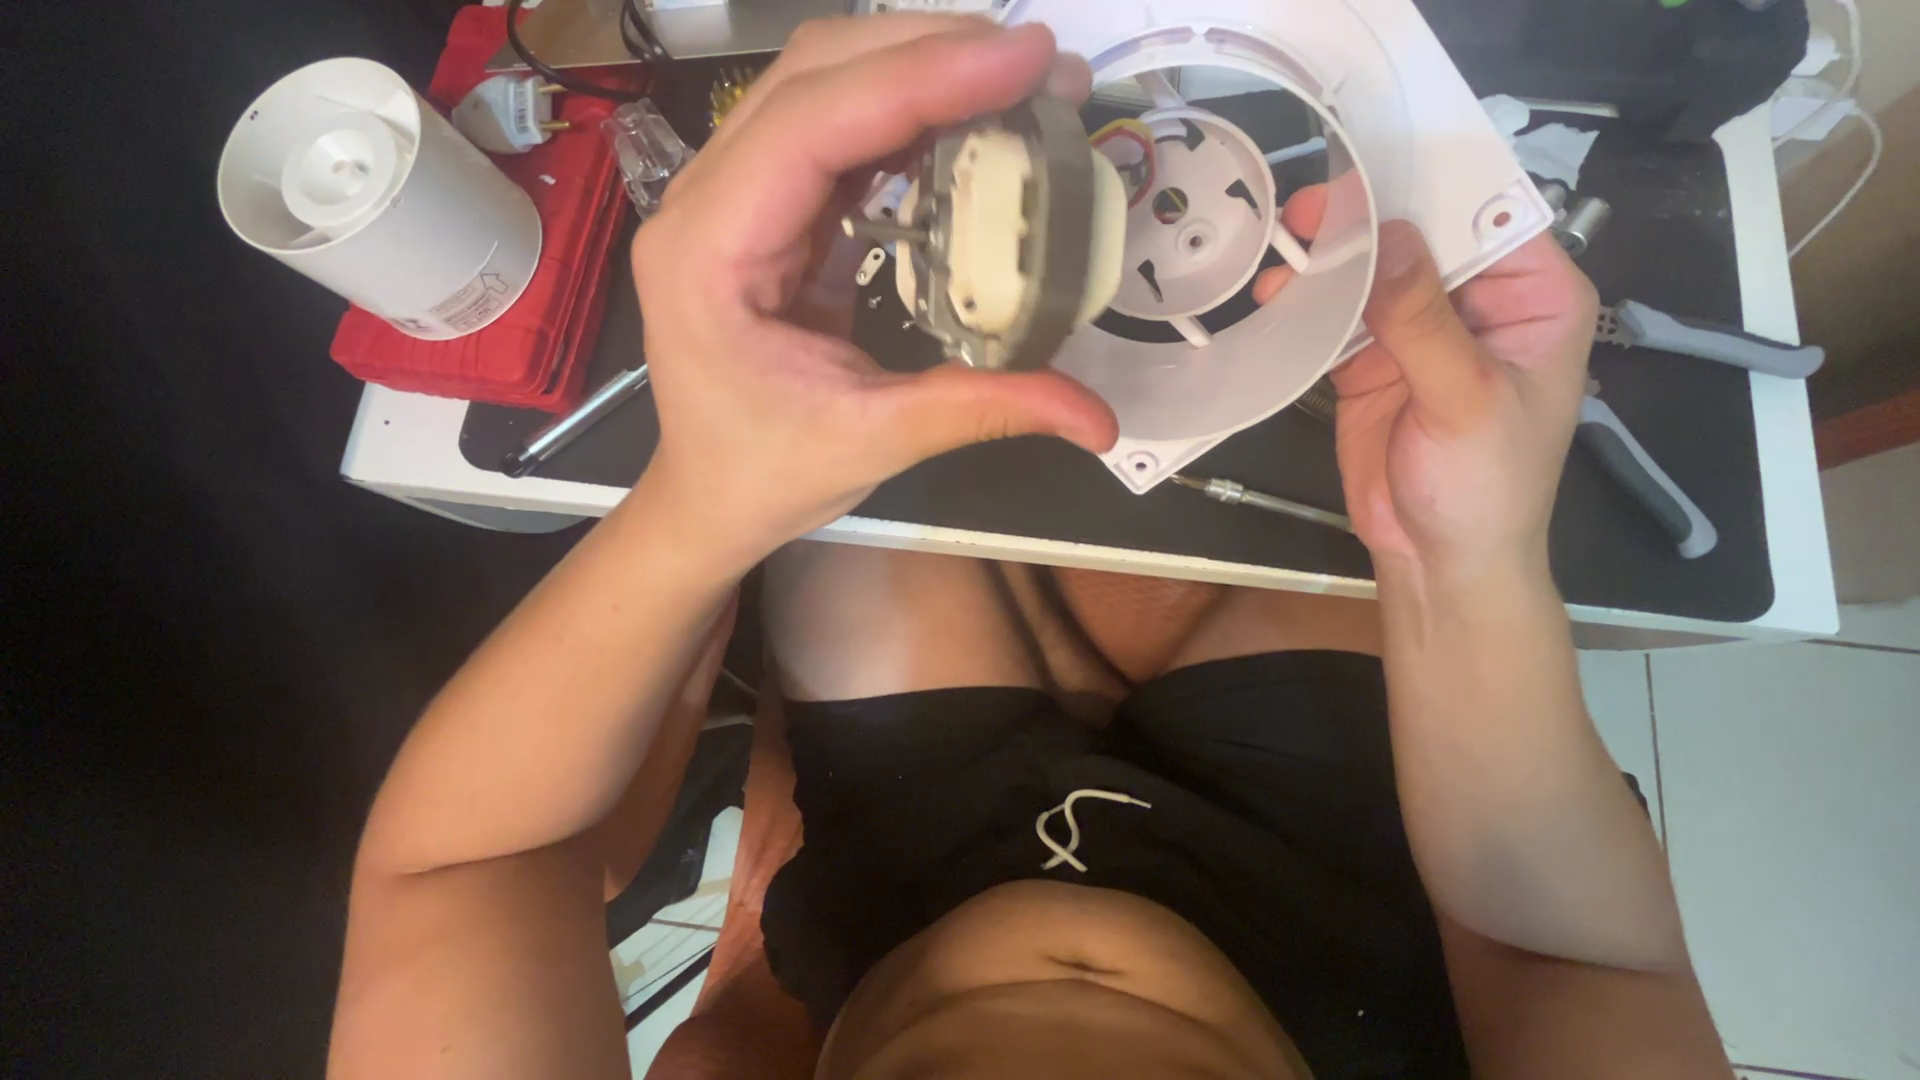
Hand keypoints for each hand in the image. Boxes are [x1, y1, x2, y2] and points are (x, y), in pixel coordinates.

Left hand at [629, 17, 1116, 576]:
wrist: (711, 497)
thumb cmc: (765, 475)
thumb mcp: (874, 441)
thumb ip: (982, 410)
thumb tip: (1098, 419)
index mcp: (709, 252)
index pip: (810, 125)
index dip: (920, 78)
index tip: (1027, 60)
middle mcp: (705, 204)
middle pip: (812, 79)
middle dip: (929, 54)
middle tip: (1041, 67)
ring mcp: (730, 202)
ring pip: (821, 92)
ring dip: (919, 72)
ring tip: (1016, 83)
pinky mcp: (766, 217)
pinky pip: (834, 140)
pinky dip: (904, 122)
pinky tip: (964, 125)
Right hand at [1256, 209, 1596, 584]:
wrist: (1437, 558)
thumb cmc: (1484, 484)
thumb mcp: (1465, 399)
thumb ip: (1424, 323)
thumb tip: (1382, 240)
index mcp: (1530, 298)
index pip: (1487, 217)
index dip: (1432, 186)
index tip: (1370, 166)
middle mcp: (1474, 303)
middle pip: (1418, 239)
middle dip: (1365, 220)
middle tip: (1308, 208)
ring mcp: (1416, 333)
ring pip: (1370, 276)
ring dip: (1328, 261)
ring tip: (1281, 245)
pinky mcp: (1370, 364)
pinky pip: (1336, 320)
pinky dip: (1305, 307)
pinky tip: (1275, 293)